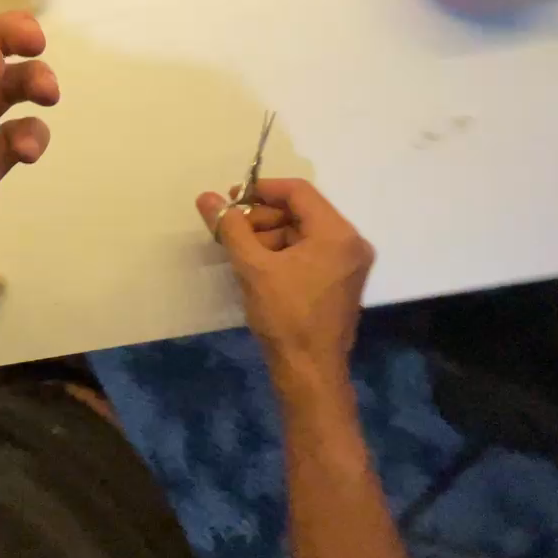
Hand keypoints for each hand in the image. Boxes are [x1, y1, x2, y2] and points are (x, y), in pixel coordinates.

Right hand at [197, 178, 373, 386]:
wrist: (309, 368)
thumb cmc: (284, 314)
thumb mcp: (252, 266)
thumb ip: (230, 227)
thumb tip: (207, 198)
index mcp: (336, 234)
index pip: (298, 192)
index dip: (261, 190)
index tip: (230, 199)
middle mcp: (350, 242)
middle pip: (301, 211)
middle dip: (262, 217)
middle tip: (229, 231)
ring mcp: (348, 263)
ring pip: (302, 232)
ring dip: (268, 235)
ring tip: (238, 252)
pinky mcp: (339, 280)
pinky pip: (308, 251)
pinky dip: (281, 251)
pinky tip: (256, 266)